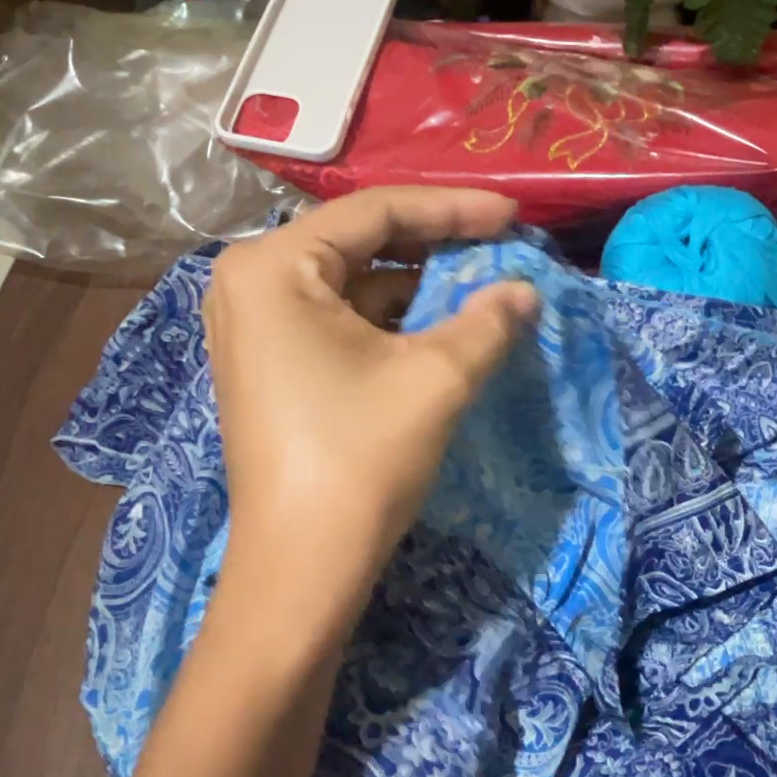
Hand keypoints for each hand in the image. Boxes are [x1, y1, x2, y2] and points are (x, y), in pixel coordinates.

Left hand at [202, 187, 538, 631]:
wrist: (302, 568)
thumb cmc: (361, 458)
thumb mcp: (437, 378)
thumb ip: (488, 320)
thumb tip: (526, 291)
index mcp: (273, 266)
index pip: (376, 212)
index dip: (453, 208)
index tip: (513, 214)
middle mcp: (249, 282)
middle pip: (359, 241)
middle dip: (435, 241)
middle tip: (500, 243)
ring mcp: (253, 325)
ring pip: (352, 282)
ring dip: (418, 282)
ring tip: (481, 281)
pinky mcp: (269, 362)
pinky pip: (338, 318)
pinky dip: (391, 317)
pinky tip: (441, 323)